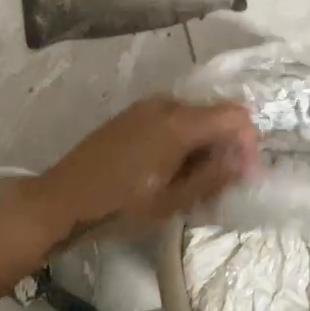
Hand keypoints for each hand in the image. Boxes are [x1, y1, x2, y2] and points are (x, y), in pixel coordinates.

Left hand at [17, 96, 259, 250]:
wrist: (61, 200)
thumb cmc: (119, 206)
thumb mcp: (173, 200)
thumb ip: (214, 177)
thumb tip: (248, 163)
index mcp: (179, 122)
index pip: (235, 116)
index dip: (248, 142)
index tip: (244, 174)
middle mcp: (165, 104)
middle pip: (215, 115)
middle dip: (225, 147)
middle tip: (220, 187)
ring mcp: (145, 107)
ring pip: (193, 119)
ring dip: (203, 147)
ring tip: (193, 185)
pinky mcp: (131, 116)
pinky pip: (171, 121)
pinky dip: (182, 142)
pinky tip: (170, 173)